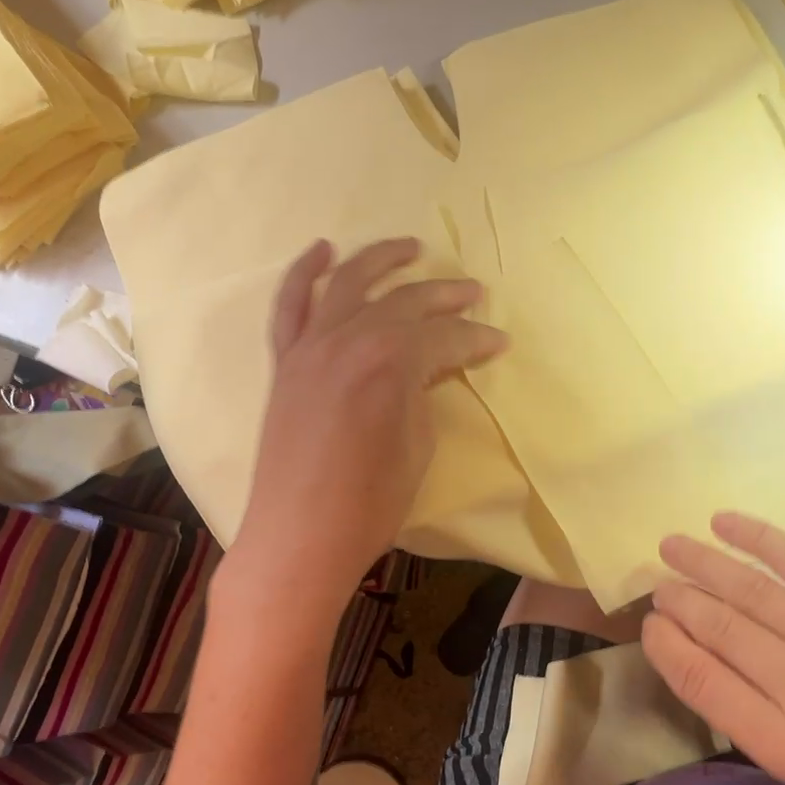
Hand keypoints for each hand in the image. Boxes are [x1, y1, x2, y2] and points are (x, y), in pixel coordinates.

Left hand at [231, 237, 506, 613]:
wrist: (301, 536)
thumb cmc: (371, 502)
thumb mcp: (418, 445)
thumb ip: (423, 392)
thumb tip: (426, 371)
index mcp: (391, 361)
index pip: (445, 337)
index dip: (477, 339)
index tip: (500, 343)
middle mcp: (349, 338)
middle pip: (404, 301)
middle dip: (445, 295)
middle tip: (474, 292)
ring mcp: (310, 346)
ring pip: (346, 283)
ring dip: (381, 259)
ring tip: (410, 247)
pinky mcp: (285, 362)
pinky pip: (290, 305)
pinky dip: (304, 273)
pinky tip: (323, 251)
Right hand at [642, 511, 784, 784]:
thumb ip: (733, 702)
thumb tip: (677, 635)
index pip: (705, 682)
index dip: (667, 645)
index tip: (648, 623)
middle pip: (727, 631)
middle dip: (681, 601)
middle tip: (657, 584)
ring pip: (757, 594)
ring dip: (706, 564)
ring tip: (672, 547)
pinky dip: (758, 539)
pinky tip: (722, 524)